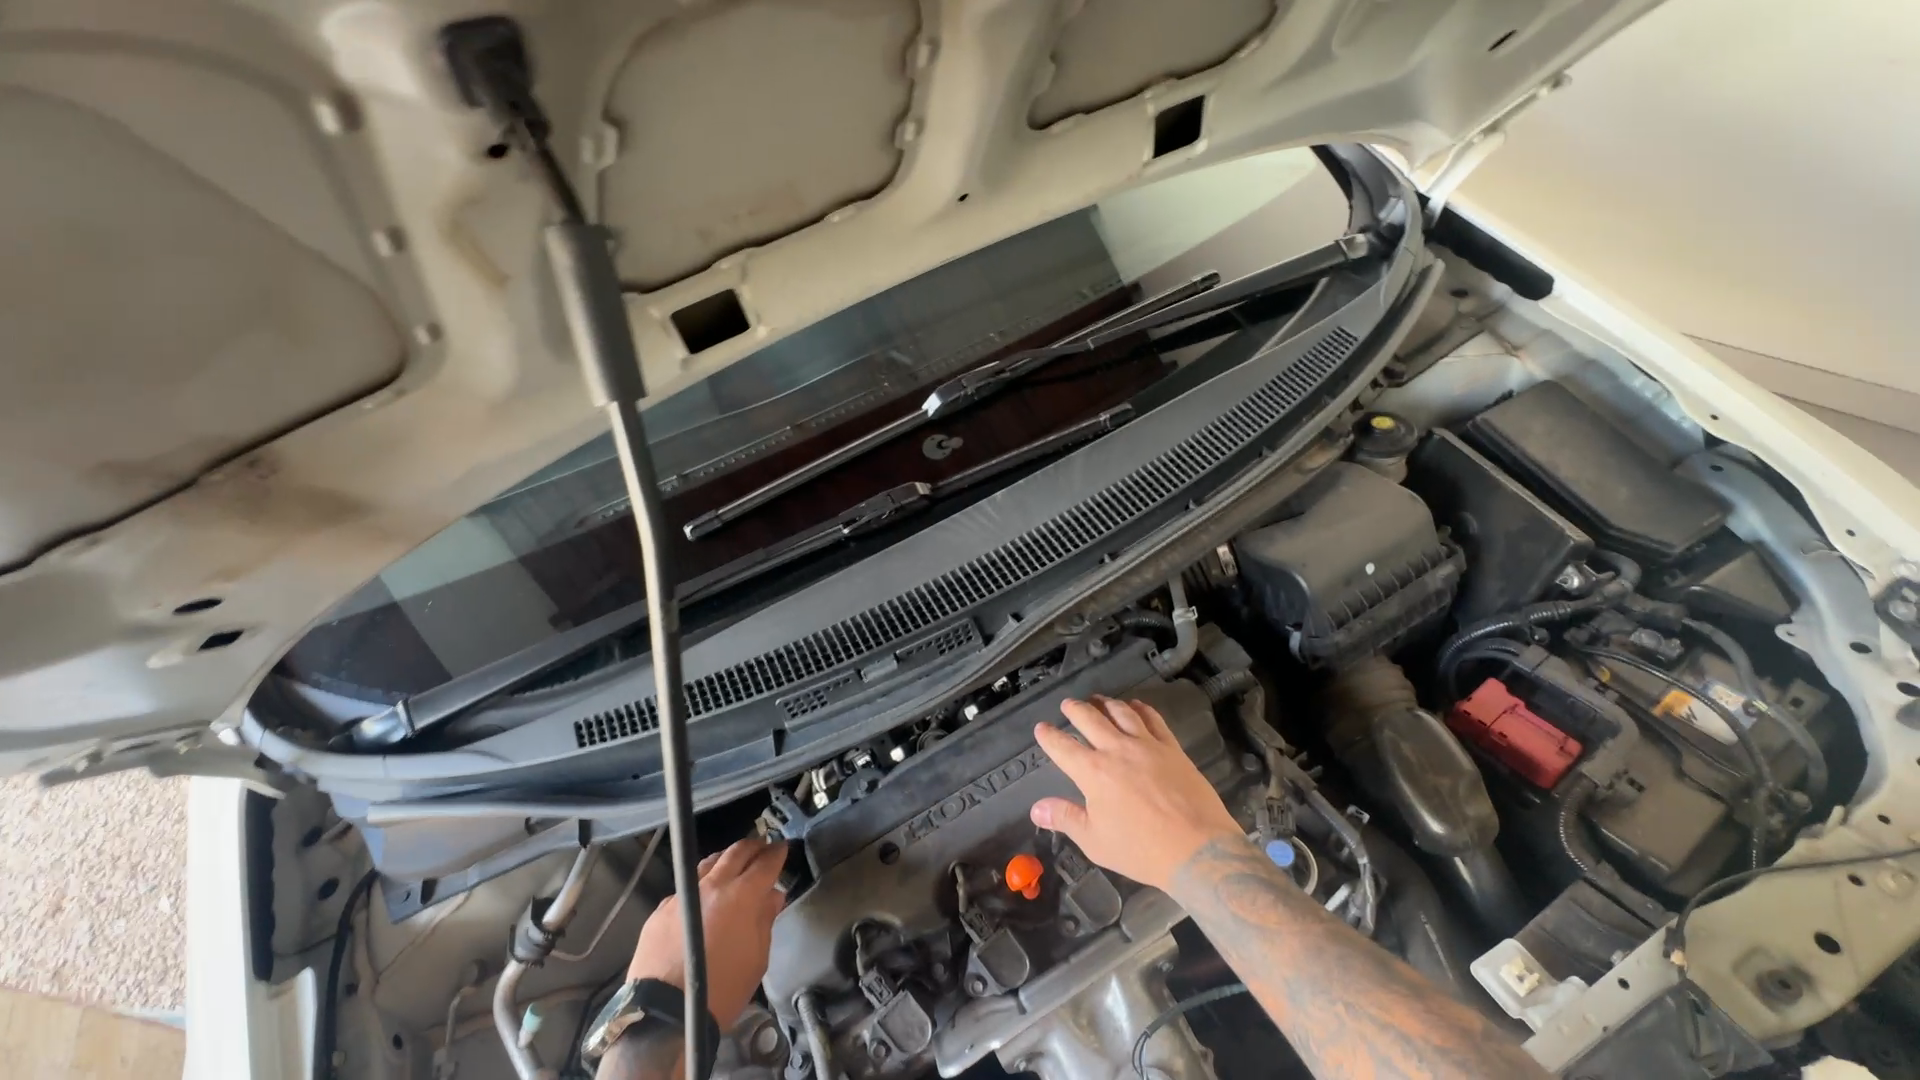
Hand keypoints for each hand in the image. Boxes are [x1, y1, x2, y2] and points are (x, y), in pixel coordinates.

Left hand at [626, 836, 787, 1028]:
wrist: (665, 1015)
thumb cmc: (722, 991)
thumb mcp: (757, 959)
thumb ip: (765, 921)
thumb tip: (772, 896)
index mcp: (741, 897)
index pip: (765, 863)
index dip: (778, 853)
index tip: (783, 848)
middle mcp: (712, 887)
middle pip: (736, 852)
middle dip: (753, 846)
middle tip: (763, 846)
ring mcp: (682, 895)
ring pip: (708, 863)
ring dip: (725, 859)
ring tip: (734, 862)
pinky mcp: (661, 909)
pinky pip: (686, 887)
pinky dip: (701, 884)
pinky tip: (703, 895)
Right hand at [1029, 696, 1243, 892]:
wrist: (1196, 848)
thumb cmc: (1140, 849)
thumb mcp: (1094, 841)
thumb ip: (1065, 818)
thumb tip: (1036, 808)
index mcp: (1093, 772)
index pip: (1063, 747)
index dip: (1049, 736)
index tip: (1041, 728)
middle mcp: (1117, 750)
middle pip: (1091, 720)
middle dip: (1076, 710)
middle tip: (1068, 704)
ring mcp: (1147, 746)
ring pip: (1122, 713)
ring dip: (1107, 703)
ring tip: (1099, 699)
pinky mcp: (1172, 749)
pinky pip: (1154, 720)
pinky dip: (1141, 709)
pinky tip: (1137, 706)